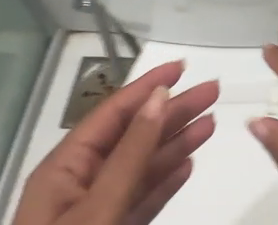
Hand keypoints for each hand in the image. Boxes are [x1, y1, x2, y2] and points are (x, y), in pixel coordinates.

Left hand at [14, 60, 219, 224]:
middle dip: (170, 112)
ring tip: (211, 123)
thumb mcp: (97, 210)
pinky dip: (164, 182)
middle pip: (131, 137)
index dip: (147, 87)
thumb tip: (158, 96)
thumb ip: (130, 154)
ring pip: (140, 168)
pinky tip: (187, 166)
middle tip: (214, 91)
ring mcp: (91, 217)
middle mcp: (76, 187)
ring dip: (174, 143)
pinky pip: (140, 201)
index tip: (183, 66)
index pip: (111, 114)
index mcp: (63, 171)